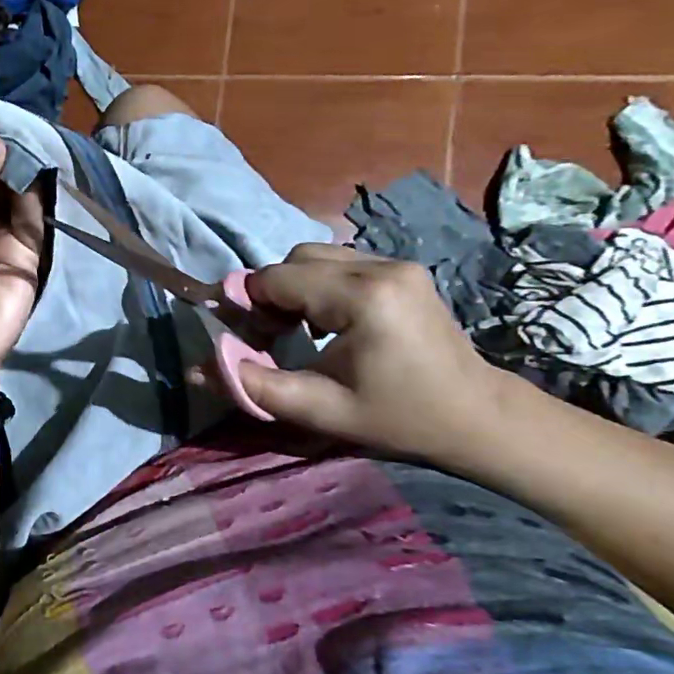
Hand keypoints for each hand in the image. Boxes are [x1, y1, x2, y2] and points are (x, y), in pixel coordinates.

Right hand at [230, 244, 510, 462]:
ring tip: (300, 330)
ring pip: (320, 255)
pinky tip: (330, 320)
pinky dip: (322, 284)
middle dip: (273, 292)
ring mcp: (398, 263)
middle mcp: (381, 266)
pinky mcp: (405, 269)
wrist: (475, 415)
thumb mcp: (321, 410)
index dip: (250, 303)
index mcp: (363, 297)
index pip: (280, 278)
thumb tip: (198, 368)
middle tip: (272, 335)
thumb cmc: (398, 418)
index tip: (246, 336)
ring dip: (297, 286)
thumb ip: (255, 385)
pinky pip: (343, 262)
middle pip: (298, 258)